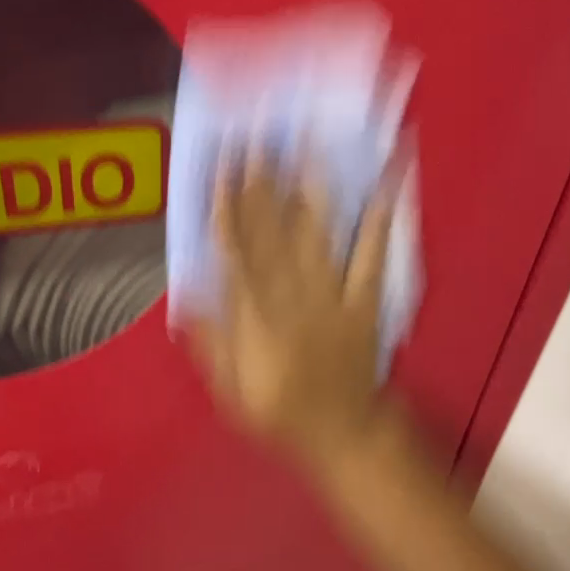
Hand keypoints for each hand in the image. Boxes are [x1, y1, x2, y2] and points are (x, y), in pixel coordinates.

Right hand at [184, 145, 401, 466]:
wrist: (345, 436)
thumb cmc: (281, 413)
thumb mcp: (231, 391)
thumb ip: (212, 340)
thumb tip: (188, 289)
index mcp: (256, 321)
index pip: (236, 253)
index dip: (227, 208)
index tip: (220, 166)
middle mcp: (294, 300)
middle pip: (274, 232)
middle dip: (262, 181)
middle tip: (255, 135)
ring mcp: (334, 296)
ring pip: (317, 234)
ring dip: (310, 185)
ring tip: (305, 141)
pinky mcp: (366, 298)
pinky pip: (372, 254)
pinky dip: (377, 217)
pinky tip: (381, 181)